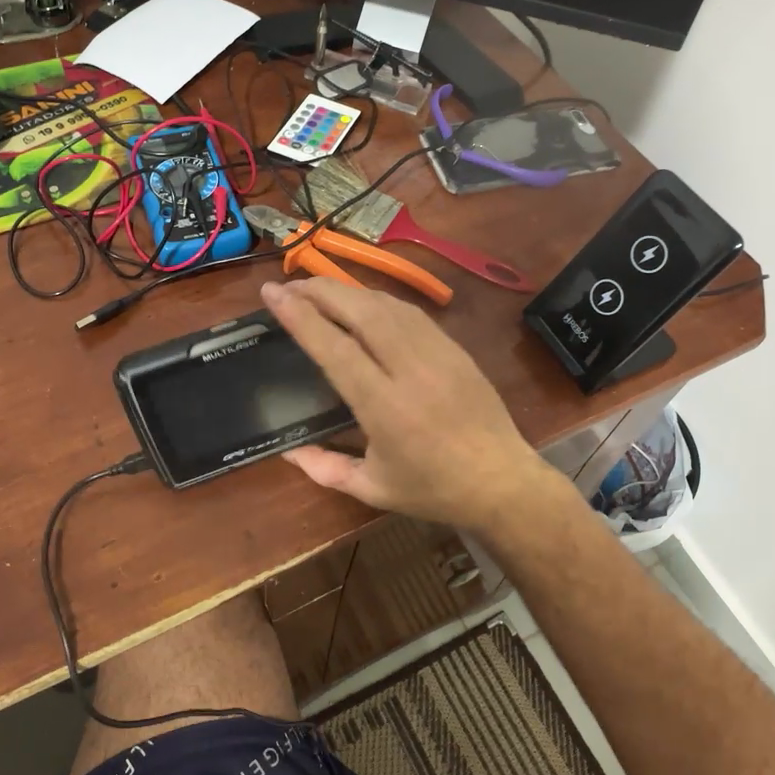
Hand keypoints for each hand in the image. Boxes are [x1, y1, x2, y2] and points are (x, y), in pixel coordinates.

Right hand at [260, 278, 562, 529]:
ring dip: (349, 291)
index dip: (301, 317)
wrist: (502, 481)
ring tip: (319, 289)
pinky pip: (411, 312)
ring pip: (387, 305)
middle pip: (361, 312)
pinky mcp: (455, 348)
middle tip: (289, 285)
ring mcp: (438, 353)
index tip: (272, 294)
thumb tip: (287, 451)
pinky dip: (379, 300)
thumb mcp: (372, 489)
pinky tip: (363, 302)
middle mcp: (410, 370)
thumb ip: (325, 468)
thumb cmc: (434, 489)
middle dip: (321, 291)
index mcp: (385, 407)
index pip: (335, 348)